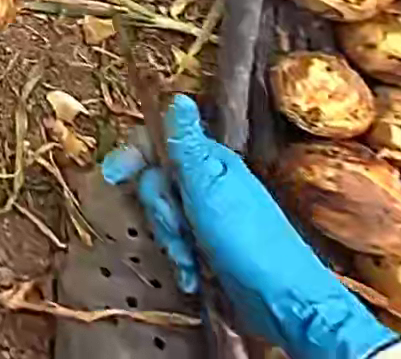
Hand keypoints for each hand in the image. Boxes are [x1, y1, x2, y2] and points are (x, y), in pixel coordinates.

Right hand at [103, 95, 397, 358]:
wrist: (289, 305)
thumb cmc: (247, 238)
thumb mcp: (207, 186)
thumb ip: (186, 143)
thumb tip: (178, 96)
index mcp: (207, 159)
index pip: (156, 141)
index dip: (132, 155)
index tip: (112, 175)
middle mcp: (205, 180)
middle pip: (156, 179)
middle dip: (158, 208)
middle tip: (176, 227)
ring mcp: (208, 213)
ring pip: (165, 211)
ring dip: (169, 236)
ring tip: (188, 257)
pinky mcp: (210, 244)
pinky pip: (179, 240)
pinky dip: (181, 257)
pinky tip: (191, 274)